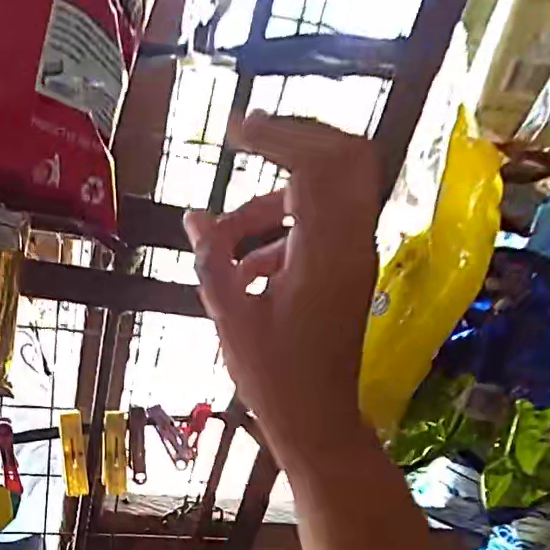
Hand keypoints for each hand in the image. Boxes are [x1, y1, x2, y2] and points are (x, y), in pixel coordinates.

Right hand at [182, 113, 381, 459]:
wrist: (316, 421)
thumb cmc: (273, 379)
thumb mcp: (231, 320)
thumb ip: (212, 262)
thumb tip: (194, 217)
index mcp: (325, 252)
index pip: (314, 164)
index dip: (276, 135)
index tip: (235, 129)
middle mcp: (352, 244)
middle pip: (341, 158)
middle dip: (293, 141)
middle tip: (246, 141)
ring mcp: (355, 258)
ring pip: (328, 194)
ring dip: (275, 201)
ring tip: (223, 240)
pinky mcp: (347, 274)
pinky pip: (322, 227)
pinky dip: (284, 229)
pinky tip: (246, 268)